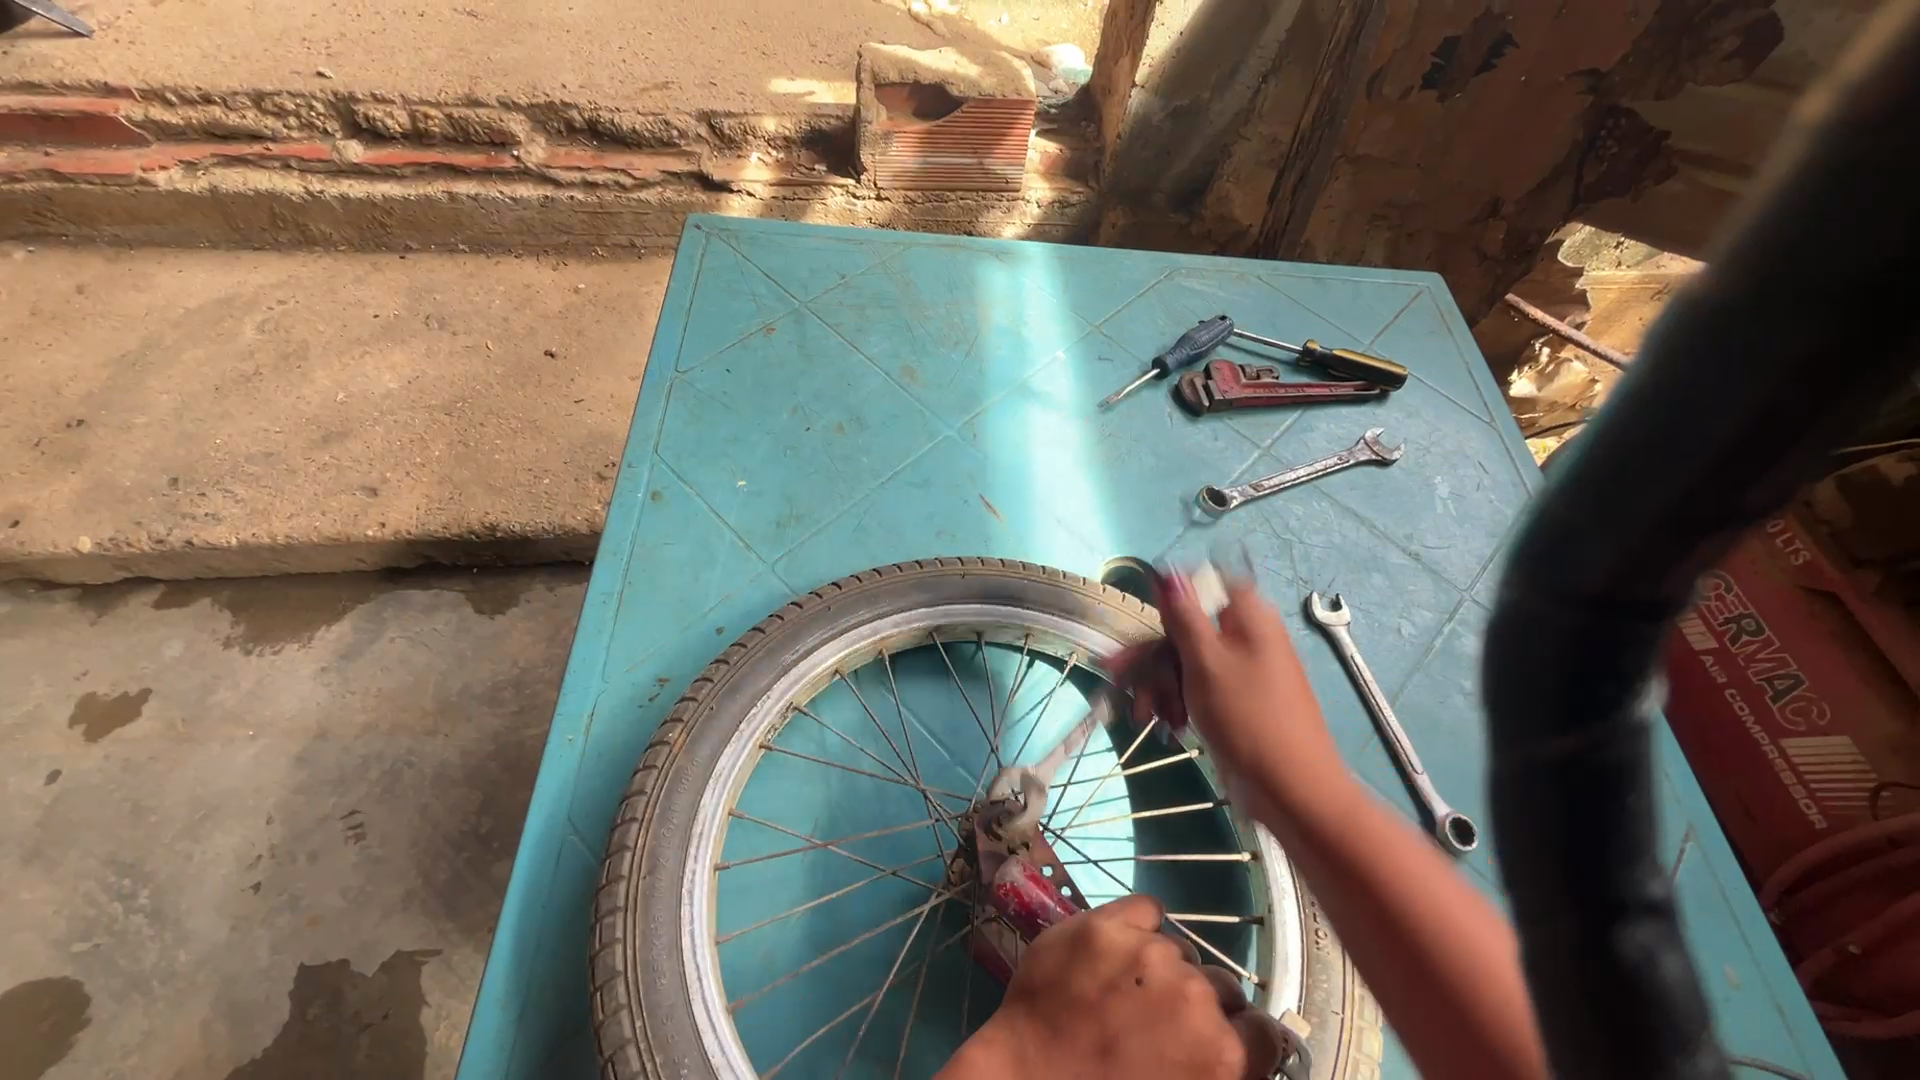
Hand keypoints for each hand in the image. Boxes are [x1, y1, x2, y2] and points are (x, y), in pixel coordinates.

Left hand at [941, 895, 1247, 1079]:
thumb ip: (1216, 1068)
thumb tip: (1236, 1045)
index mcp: (1222, 1054)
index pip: (1264, 1031)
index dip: (1241, 1035)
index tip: (1219, 1039)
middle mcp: (1195, 995)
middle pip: (1220, 985)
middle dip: (1198, 1002)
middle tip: (1162, 1020)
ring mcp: (1147, 954)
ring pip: (1179, 949)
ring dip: (1164, 966)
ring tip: (1130, 988)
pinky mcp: (1104, 925)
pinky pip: (1146, 908)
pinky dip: (1140, 923)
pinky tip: (1123, 944)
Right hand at [1105, 572, 1340, 812]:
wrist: (1290, 789)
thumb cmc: (1247, 716)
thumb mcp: (1206, 660)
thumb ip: (1183, 615)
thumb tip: (1169, 571)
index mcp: (1248, 618)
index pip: (1210, 584)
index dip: (1177, 595)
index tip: (1147, 614)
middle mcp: (1246, 639)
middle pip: (1188, 630)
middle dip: (1151, 656)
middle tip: (1116, 677)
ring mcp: (1242, 675)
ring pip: (1187, 664)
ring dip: (1159, 686)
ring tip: (1145, 717)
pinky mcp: (1236, 706)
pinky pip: (1198, 691)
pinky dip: (1178, 704)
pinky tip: (1168, 727)